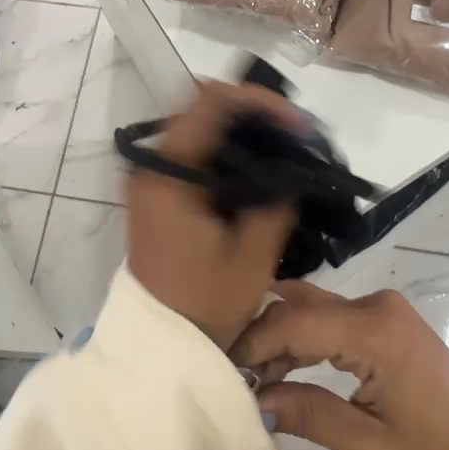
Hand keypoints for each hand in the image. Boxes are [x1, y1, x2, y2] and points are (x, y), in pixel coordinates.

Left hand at [125, 79, 303, 350]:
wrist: (163, 348)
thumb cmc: (206, 304)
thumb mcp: (253, 253)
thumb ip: (276, 198)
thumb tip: (293, 162)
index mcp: (167, 173)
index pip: (210, 102)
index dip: (258, 102)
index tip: (297, 124)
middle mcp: (151, 166)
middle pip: (203, 108)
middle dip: (253, 113)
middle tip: (296, 135)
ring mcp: (153, 179)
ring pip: (201, 128)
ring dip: (243, 131)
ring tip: (287, 149)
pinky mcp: (161, 195)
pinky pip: (197, 153)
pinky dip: (230, 151)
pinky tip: (263, 170)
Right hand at [230, 280, 448, 449]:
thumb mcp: (370, 445)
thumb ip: (309, 414)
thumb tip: (255, 401)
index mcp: (376, 333)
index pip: (294, 321)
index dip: (253, 343)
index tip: (225, 372)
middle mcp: (375, 305)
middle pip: (299, 305)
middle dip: (260, 336)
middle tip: (233, 374)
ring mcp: (380, 306)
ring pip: (311, 306)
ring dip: (279, 335)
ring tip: (253, 376)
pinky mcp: (382, 315)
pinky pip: (329, 315)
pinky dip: (302, 336)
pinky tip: (282, 367)